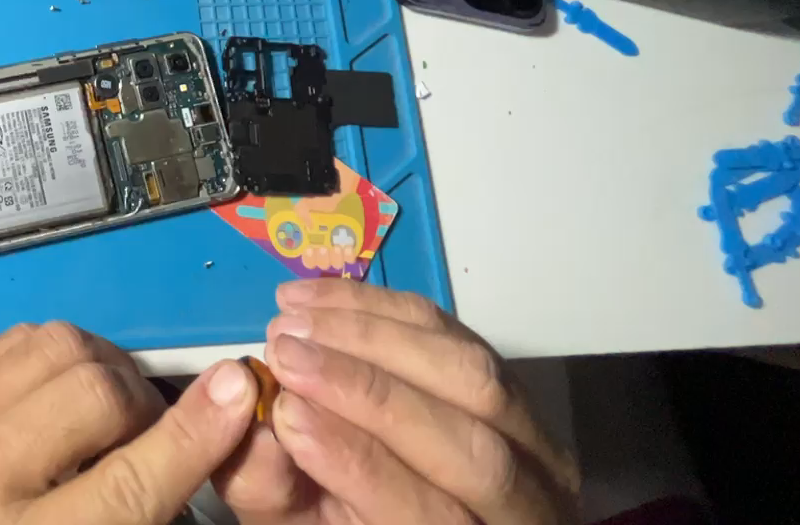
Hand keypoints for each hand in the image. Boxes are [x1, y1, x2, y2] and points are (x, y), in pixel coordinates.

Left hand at [0, 322, 260, 524]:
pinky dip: (54, 357)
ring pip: (58, 347)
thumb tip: (174, 467)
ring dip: (102, 369)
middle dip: (144, 406)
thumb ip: (120, 515)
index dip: (196, 434)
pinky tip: (56, 388)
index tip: (239, 393)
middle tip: (147, 433)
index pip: (129, 480)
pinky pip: (15, 339)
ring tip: (106, 407)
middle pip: (98, 394)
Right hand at [215, 279, 579, 524]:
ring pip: (474, 378)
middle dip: (365, 389)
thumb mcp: (295, 524)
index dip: (356, 460)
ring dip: (368, 335)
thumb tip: (266, 419)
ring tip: (290, 318)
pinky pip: (450, 329)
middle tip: (282, 351)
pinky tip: (311, 298)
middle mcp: (529, 511)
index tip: (283, 409)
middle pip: (473, 450)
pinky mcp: (507, 380)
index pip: (435, 518)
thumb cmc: (334, 518)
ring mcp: (534, 445)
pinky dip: (375, 304)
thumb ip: (271, 486)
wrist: (397, 491)